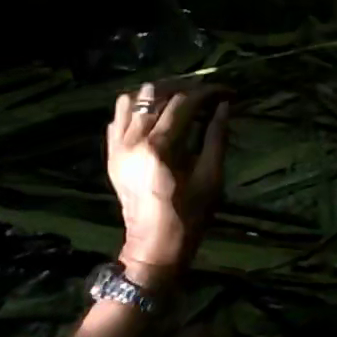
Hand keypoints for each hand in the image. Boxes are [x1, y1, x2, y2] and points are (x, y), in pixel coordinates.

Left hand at [107, 83, 230, 275]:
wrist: (153, 247)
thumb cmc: (188, 218)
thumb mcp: (210, 179)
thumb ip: (216, 137)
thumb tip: (223, 106)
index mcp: (159, 148)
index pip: (183, 103)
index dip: (207, 93)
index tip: (225, 91)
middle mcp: (132, 141)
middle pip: (155, 95)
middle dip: (183, 88)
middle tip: (205, 94)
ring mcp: (117, 147)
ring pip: (131, 100)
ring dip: (156, 95)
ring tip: (178, 101)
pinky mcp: (111, 155)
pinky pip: (118, 118)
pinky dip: (135, 110)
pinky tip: (154, 117)